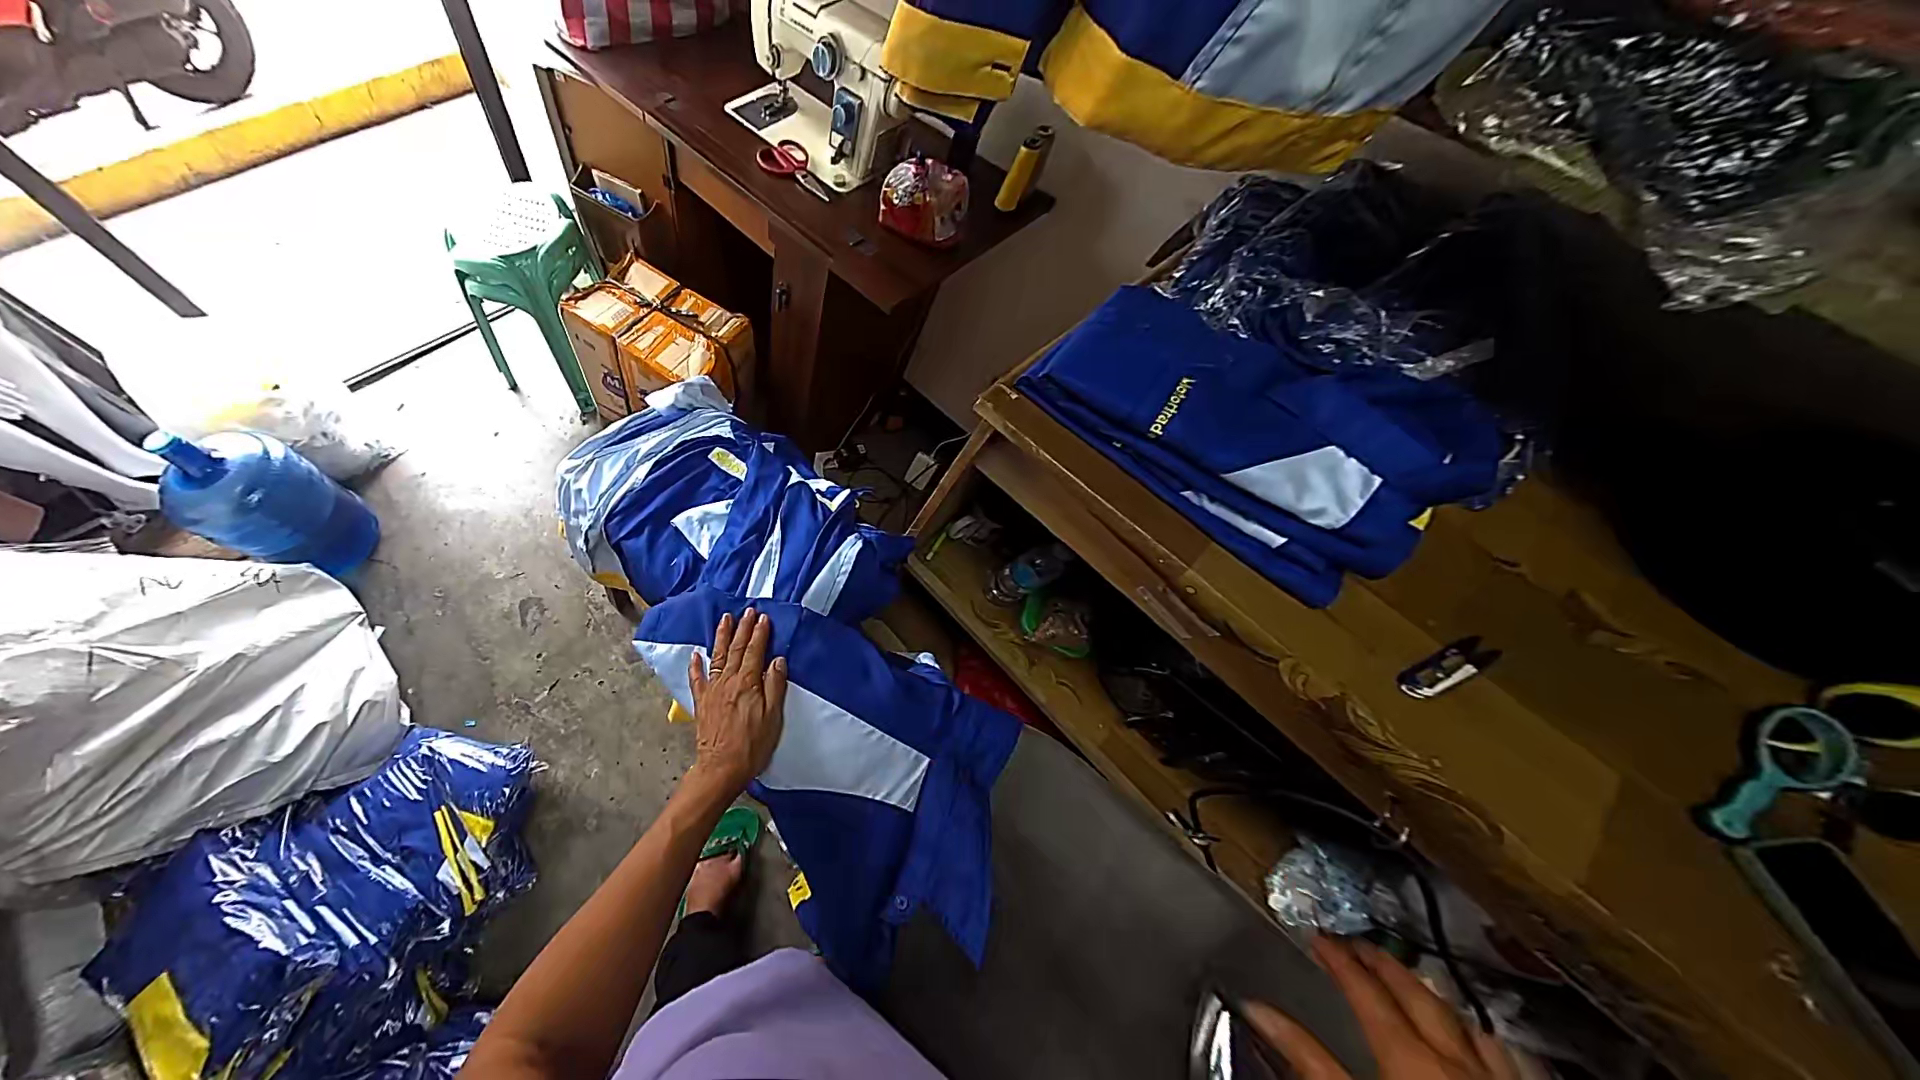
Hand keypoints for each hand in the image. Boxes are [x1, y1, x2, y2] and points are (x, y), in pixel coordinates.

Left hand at [685, 608, 786, 795]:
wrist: (721, 768)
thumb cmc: (753, 745)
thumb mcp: (773, 716)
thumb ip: (775, 686)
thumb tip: (777, 660)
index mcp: (747, 683)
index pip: (754, 651)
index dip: (760, 633)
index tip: (763, 618)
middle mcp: (727, 682)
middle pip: (735, 649)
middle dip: (742, 629)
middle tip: (747, 611)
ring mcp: (712, 691)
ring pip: (716, 657)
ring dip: (721, 637)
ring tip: (724, 620)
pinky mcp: (702, 703)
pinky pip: (697, 679)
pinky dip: (695, 665)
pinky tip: (695, 654)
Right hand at [1243, 937, 1517, 1079]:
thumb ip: (1309, 1061)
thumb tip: (1260, 1009)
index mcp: (1408, 1057)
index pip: (1365, 991)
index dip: (1339, 959)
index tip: (1318, 938)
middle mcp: (1455, 1059)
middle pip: (1415, 994)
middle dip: (1382, 964)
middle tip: (1357, 945)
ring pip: (1464, 1019)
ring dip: (1431, 993)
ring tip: (1411, 979)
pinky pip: (1507, 1054)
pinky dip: (1481, 1033)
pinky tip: (1481, 1035)